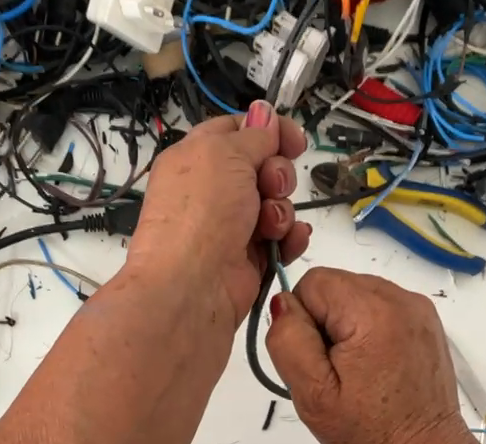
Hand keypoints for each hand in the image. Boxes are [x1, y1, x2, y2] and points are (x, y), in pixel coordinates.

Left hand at [124, 101, 312, 327]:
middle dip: (277, 174)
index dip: (268, 131)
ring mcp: (232, 228)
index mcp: (196, 158)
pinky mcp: (250, 260)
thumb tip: (265, 115)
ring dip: (281, 210)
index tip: (293, 139)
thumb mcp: (225, 154)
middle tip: (268, 186)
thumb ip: (254, 135)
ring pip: (276, 205)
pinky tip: (288, 241)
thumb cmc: (201, 213)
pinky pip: (281, 241)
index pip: (236, 132)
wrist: (191, 287)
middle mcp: (214, 192)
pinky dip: (290, 239)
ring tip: (268, 226)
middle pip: (264, 168)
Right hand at [264, 268, 479, 443]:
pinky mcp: (427, 321)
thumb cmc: (366, 433)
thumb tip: (284, 302)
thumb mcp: (313, 395)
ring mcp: (418, 307)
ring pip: (356, 295)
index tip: (317, 362)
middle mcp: (400, 297)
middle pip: (336, 285)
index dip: (303, 321)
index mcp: (371, 311)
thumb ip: (289, 340)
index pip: (312, 283)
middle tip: (335, 372)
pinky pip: (380, 307)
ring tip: (357, 372)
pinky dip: (368, 330)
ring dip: (346, 326)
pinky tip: (375, 367)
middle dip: (324, 322)